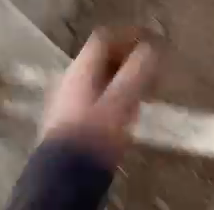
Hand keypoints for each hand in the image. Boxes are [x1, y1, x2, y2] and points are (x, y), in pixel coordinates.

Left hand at [39, 28, 161, 168]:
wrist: (63, 178)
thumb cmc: (93, 134)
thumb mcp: (120, 102)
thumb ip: (136, 73)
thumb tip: (151, 48)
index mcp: (80, 68)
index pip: (104, 38)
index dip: (128, 35)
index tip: (149, 41)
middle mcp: (70, 78)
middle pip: (101, 58)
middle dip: (128, 59)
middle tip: (149, 68)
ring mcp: (67, 100)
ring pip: (99, 79)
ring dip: (122, 79)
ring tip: (143, 92)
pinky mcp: (69, 121)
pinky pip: (95, 97)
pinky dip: (114, 96)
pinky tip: (126, 114)